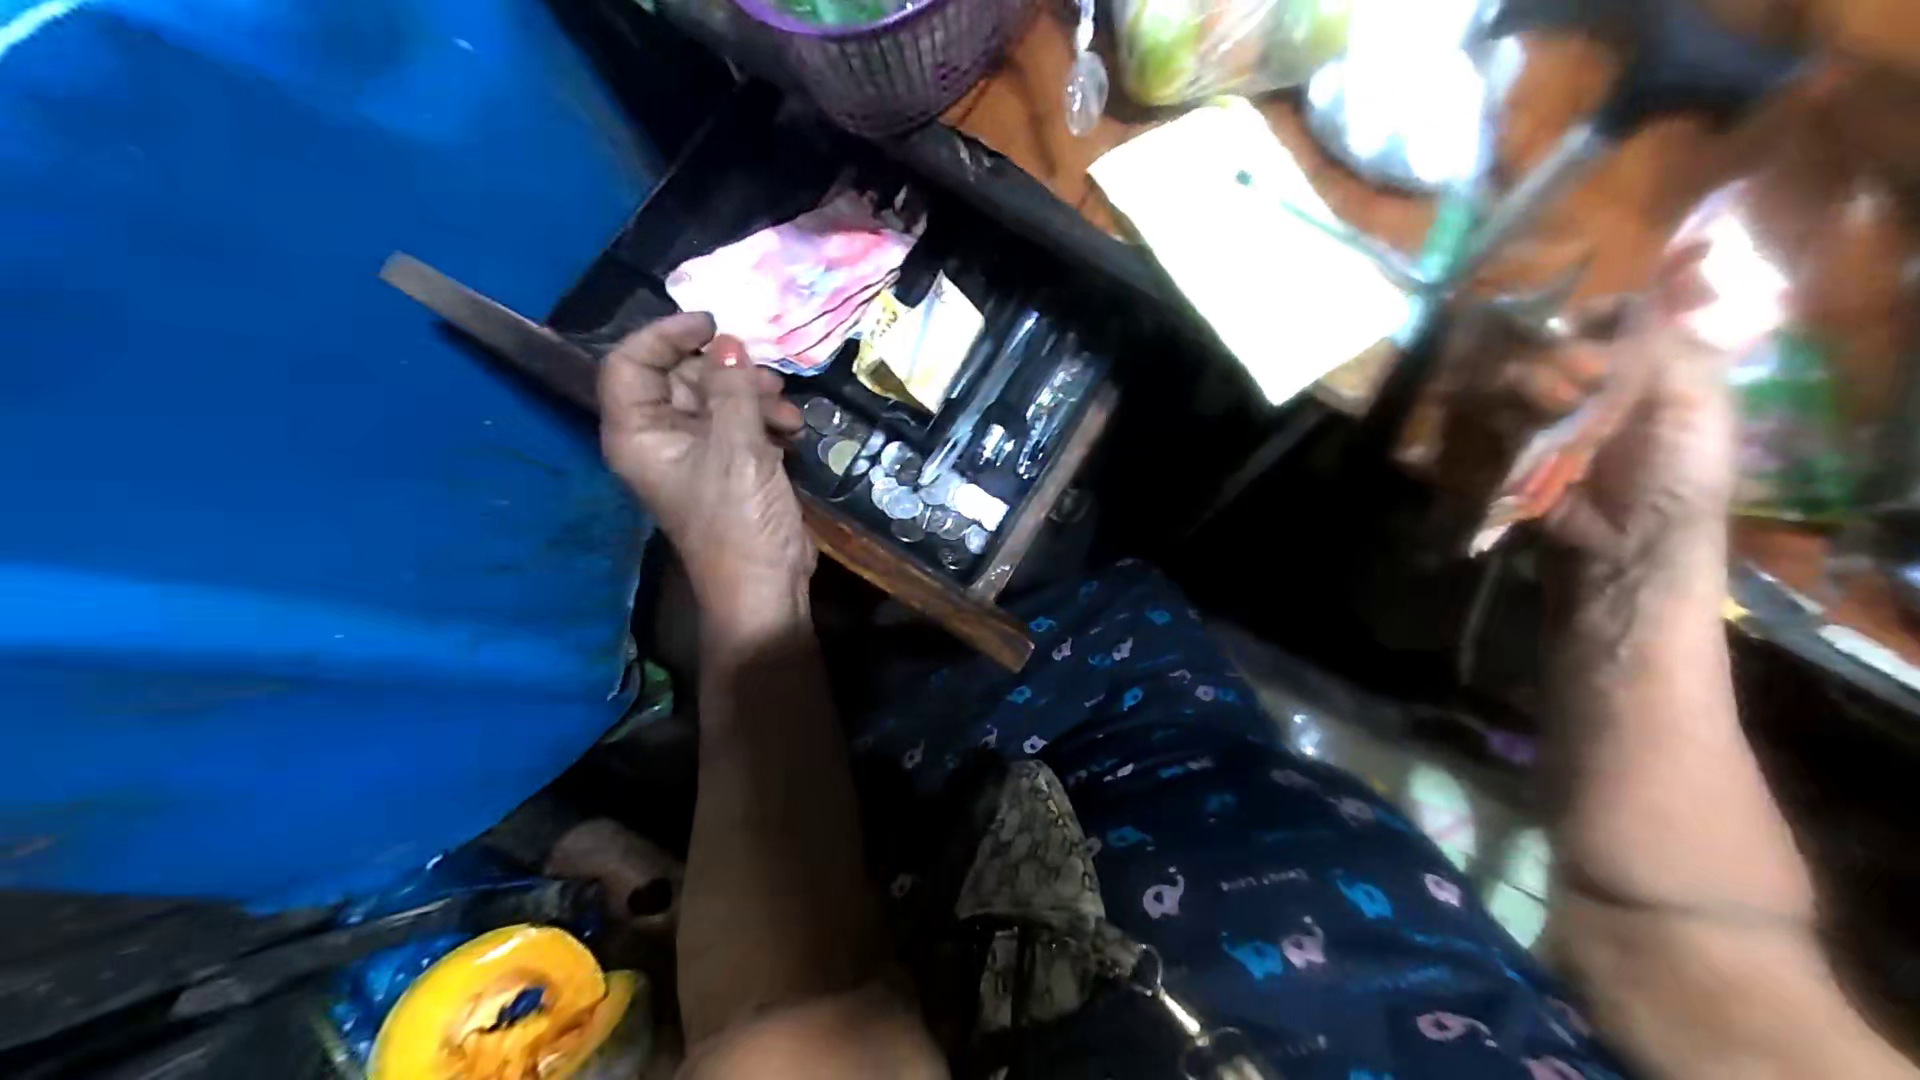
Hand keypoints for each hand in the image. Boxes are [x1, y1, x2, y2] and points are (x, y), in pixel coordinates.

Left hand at [599, 313, 811, 621]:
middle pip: (679, 377)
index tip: (712, 325)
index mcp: (638, 433)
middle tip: (765, 374)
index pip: (629, 363)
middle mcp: (659, 437)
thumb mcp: (737, 448)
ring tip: (785, 411)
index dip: (665, 335)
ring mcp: (695, 451)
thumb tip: (731, 342)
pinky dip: (763, 419)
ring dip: (753, 395)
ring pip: (715, 398)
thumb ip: (733, 389)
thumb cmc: (738, 519)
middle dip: (725, 370)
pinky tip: (791, 429)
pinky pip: (738, 423)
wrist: (766, 583)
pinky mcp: (728, 464)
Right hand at [1503, 186, 1790, 560]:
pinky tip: (1498, 424)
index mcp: (1657, 372)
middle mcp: (1606, 390)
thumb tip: (1601, 313)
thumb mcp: (1693, 404)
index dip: (1593, 314)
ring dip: (1518, 388)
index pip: (1622, 319)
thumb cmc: (1674, 475)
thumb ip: (1662, 351)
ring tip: (1519, 404)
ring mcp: (1559, 421)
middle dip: (1547, 356)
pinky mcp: (1522, 451)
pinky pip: (1500, 421)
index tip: (1562, 326)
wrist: (1627, 544)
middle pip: (1565, 348)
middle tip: (1537, 372)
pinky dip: (1495, 418)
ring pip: (1525, 381)